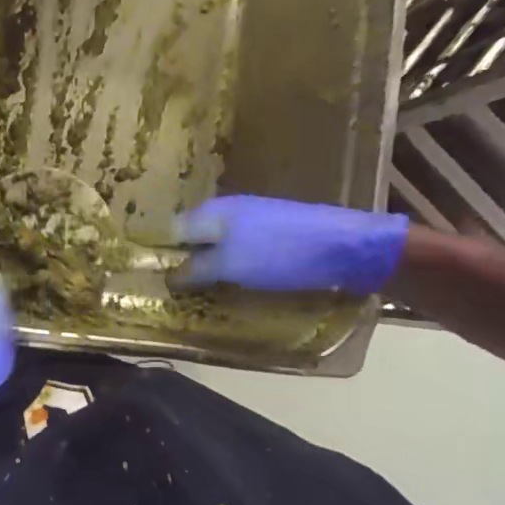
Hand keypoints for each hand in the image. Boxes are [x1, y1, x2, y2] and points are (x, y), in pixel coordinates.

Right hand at [174, 196, 409, 294]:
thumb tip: (168, 276)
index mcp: (212, 212)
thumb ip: (196, 269)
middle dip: (188, 262)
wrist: (347, 246)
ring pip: (221, 244)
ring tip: (209, 294)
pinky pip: (244, 250)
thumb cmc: (280, 254)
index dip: (163, 254)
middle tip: (182, 294)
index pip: (172, 230)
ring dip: (214, 267)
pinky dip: (237, 267)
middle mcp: (230, 210)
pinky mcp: (277, 232)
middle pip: (196, 237)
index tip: (157, 281)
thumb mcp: (230, 266)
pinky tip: (242, 284)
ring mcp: (256, 219)